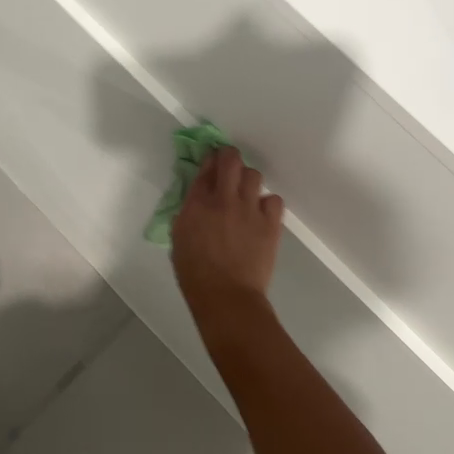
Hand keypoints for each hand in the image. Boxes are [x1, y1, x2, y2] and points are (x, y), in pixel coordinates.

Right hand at [171, 147, 283, 310]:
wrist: (227, 297)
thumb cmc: (195, 274)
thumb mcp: (179, 239)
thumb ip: (189, 214)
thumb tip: (198, 202)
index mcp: (196, 204)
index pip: (205, 168)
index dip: (209, 161)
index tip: (211, 162)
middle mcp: (223, 199)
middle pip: (231, 160)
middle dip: (229, 157)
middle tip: (228, 165)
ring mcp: (249, 209)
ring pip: (254, 175)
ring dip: (248, 180)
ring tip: (245, 193)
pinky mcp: (270, 224)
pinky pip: (274, 200)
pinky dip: (267, 203)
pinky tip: (261, 214)